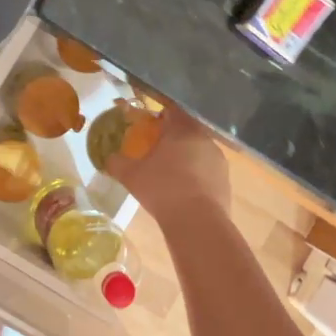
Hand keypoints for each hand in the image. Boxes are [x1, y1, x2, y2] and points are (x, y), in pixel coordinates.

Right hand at [104, 106, 230, 229]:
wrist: (198, 223)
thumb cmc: (162, 189)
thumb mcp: (131, 176)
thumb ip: (117, 163)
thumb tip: (109, 158)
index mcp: (182, 130)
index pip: (171, 112)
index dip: (159, 119)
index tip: (149, 130)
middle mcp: (204, 139)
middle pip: (187, 131)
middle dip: (173, 140)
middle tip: (157, 153)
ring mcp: (218, 160)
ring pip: (199, 152)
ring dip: (187, 158)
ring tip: (171, 175)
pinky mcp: (226, 181)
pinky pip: (208, 171)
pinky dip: (197, 176)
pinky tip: (185, 192)